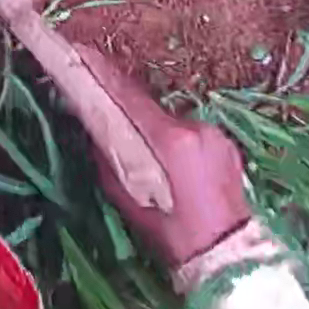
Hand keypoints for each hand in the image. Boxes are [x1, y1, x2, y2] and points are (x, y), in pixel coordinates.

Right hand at [75, 47, 251, 268]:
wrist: (229, 256)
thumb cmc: (168, 230)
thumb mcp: (122, 192)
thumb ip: (106, 150)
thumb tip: (89, 119)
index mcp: (169, 138)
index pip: (126, 93)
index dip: (100, 71)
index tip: (79, 52)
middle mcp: (194, 125)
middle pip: (145, 101)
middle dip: (118, 97)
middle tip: (94, 91)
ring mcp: (212, 132)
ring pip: (165, 116)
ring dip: (145, 121)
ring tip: (132, 140)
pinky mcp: (224, 142)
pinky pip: (184, 129)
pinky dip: (167, 136)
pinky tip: (162, 157)